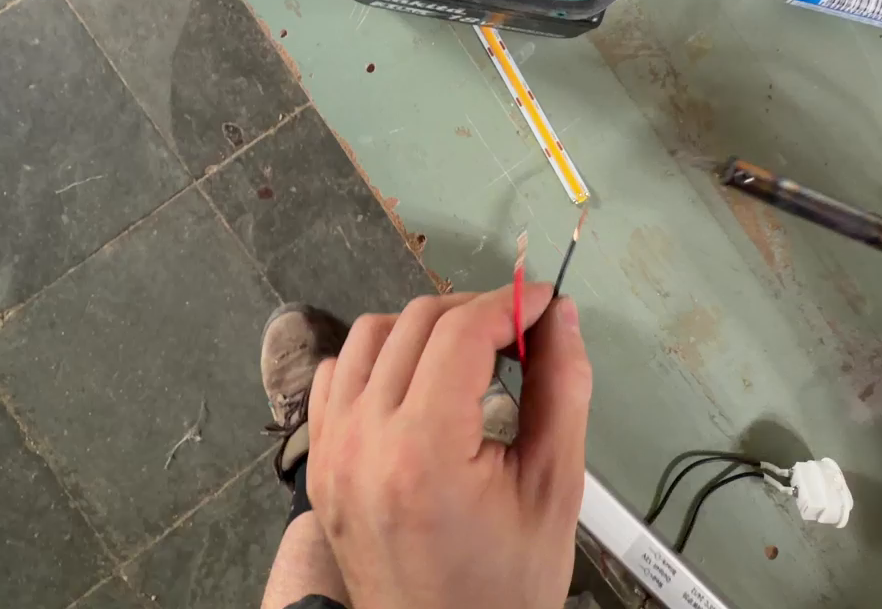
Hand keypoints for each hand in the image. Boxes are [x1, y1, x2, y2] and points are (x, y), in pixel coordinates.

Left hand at [307, 283, 591, 608]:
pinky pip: (337, 373)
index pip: (461, 332)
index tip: (546, 301)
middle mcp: (363, 441)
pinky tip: (413, 382)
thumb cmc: (507, 583)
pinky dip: (377, 358)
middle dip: (476, 311)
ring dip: (425, 327)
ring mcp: (331, 449)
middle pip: (418, 322)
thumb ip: (563, 389)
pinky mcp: (318, 461)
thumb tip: (563, 314)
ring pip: (371, 334)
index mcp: (424, 452)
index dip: (510, 303)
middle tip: (519, 332)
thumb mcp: (555, 489)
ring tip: (469, 354)